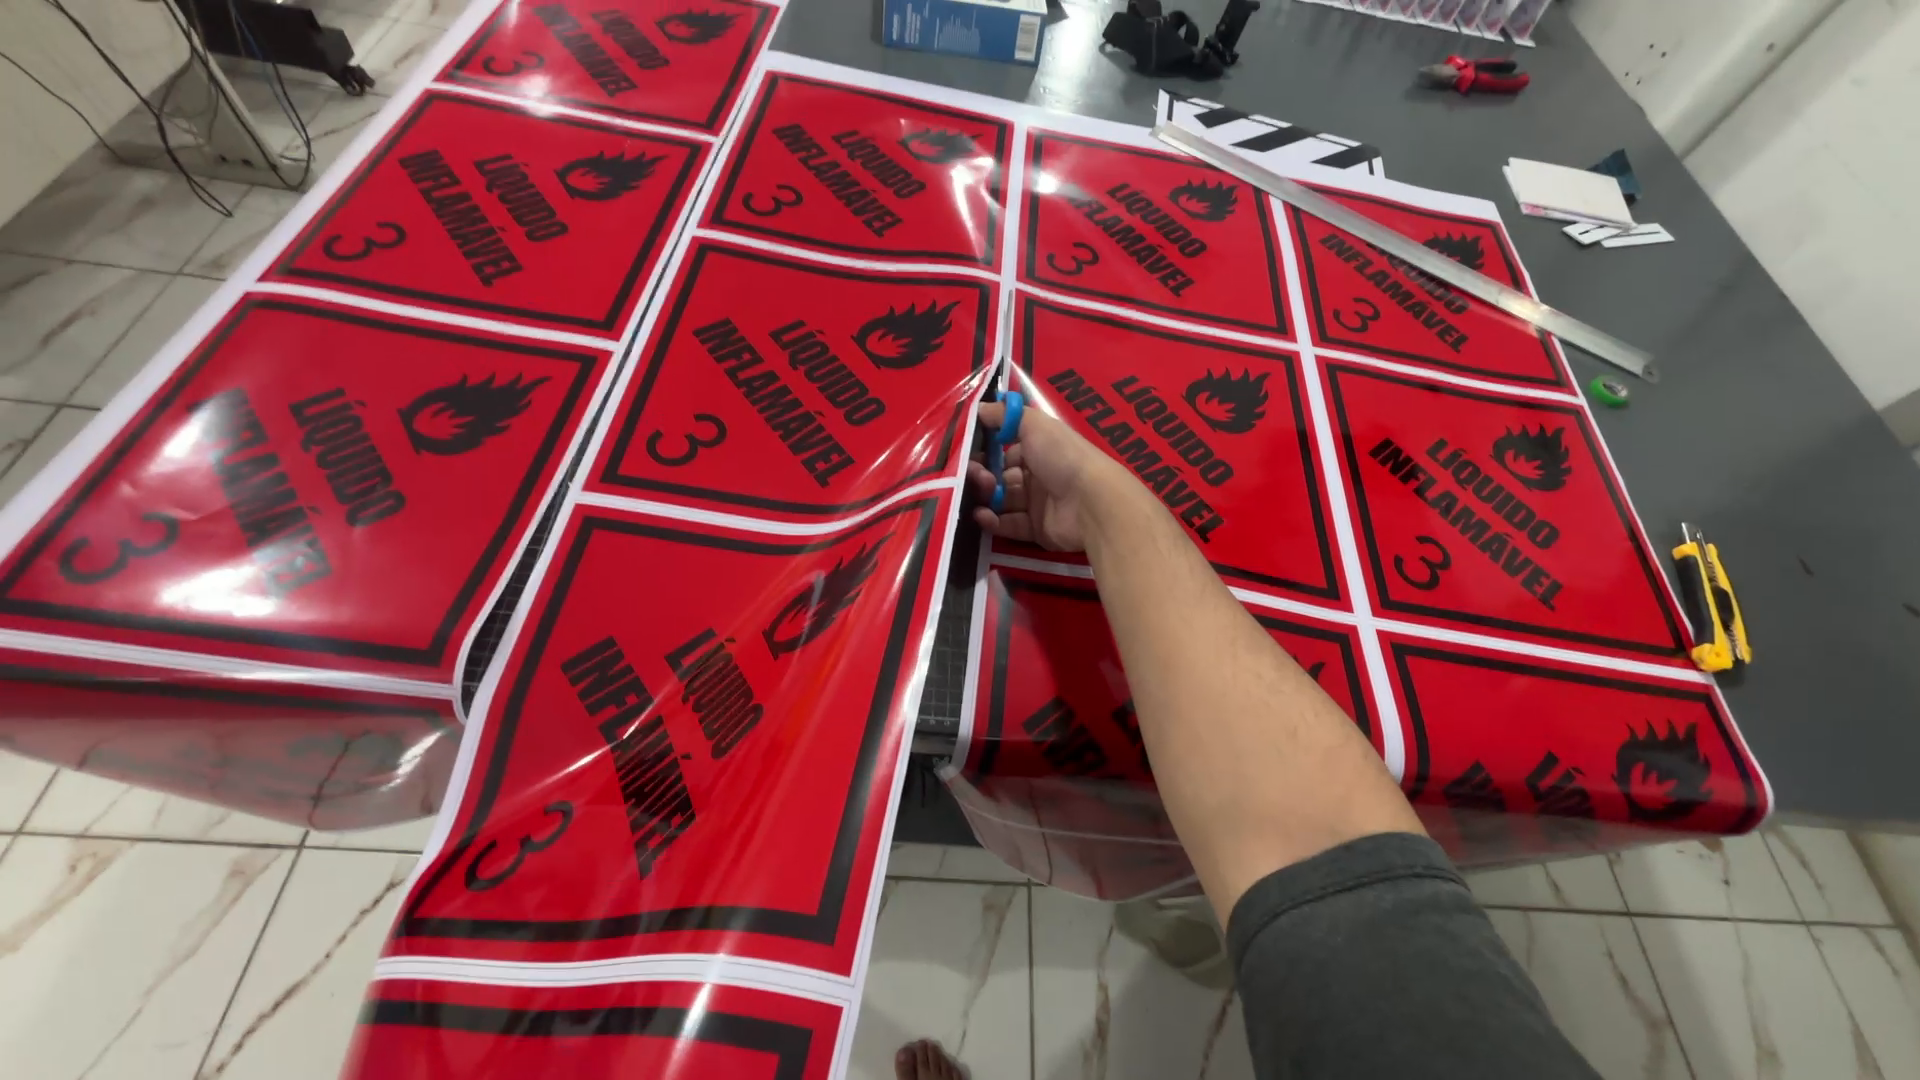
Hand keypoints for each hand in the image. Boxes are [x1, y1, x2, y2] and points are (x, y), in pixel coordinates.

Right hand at [967, 399, 1127, 552]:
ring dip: (985, 498)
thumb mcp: (1033, 424)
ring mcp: (1037, 505)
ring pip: (1001, 502)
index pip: (1005, 451)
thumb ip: (1003, 415)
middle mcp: (1038, 475)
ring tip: (980, 495)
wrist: (1090, 501)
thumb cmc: (1062, 455)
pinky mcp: (1036, 530)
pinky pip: (1008, 525)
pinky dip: (992, 521)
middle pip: (1001, 477)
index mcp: (1040, 449)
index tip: (968, 454)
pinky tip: (982, 515)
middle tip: (975, 476)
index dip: (986, 452)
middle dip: (983, 476)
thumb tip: (978, 409)